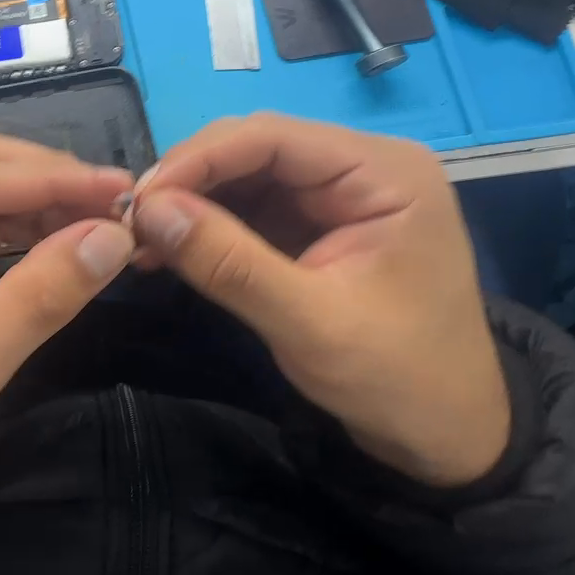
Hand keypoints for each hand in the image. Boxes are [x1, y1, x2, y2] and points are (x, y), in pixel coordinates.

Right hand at [127, 114, 508, 487]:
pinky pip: (243, 205)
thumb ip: (228, 263)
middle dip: (188, 179)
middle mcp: (359, 167)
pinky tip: (166, 248)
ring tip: (141, 238)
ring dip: (188, 202)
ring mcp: (333, 193)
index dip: (198, 159)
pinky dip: (202, 224)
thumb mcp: (309, 324)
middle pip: (251, 147)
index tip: (139, 198)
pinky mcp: (310, 221)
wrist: (442, 437)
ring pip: (239, 174)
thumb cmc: (397, 379)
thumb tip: (146, 210)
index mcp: (384, 173)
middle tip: (132, 221)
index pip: (272, 137)